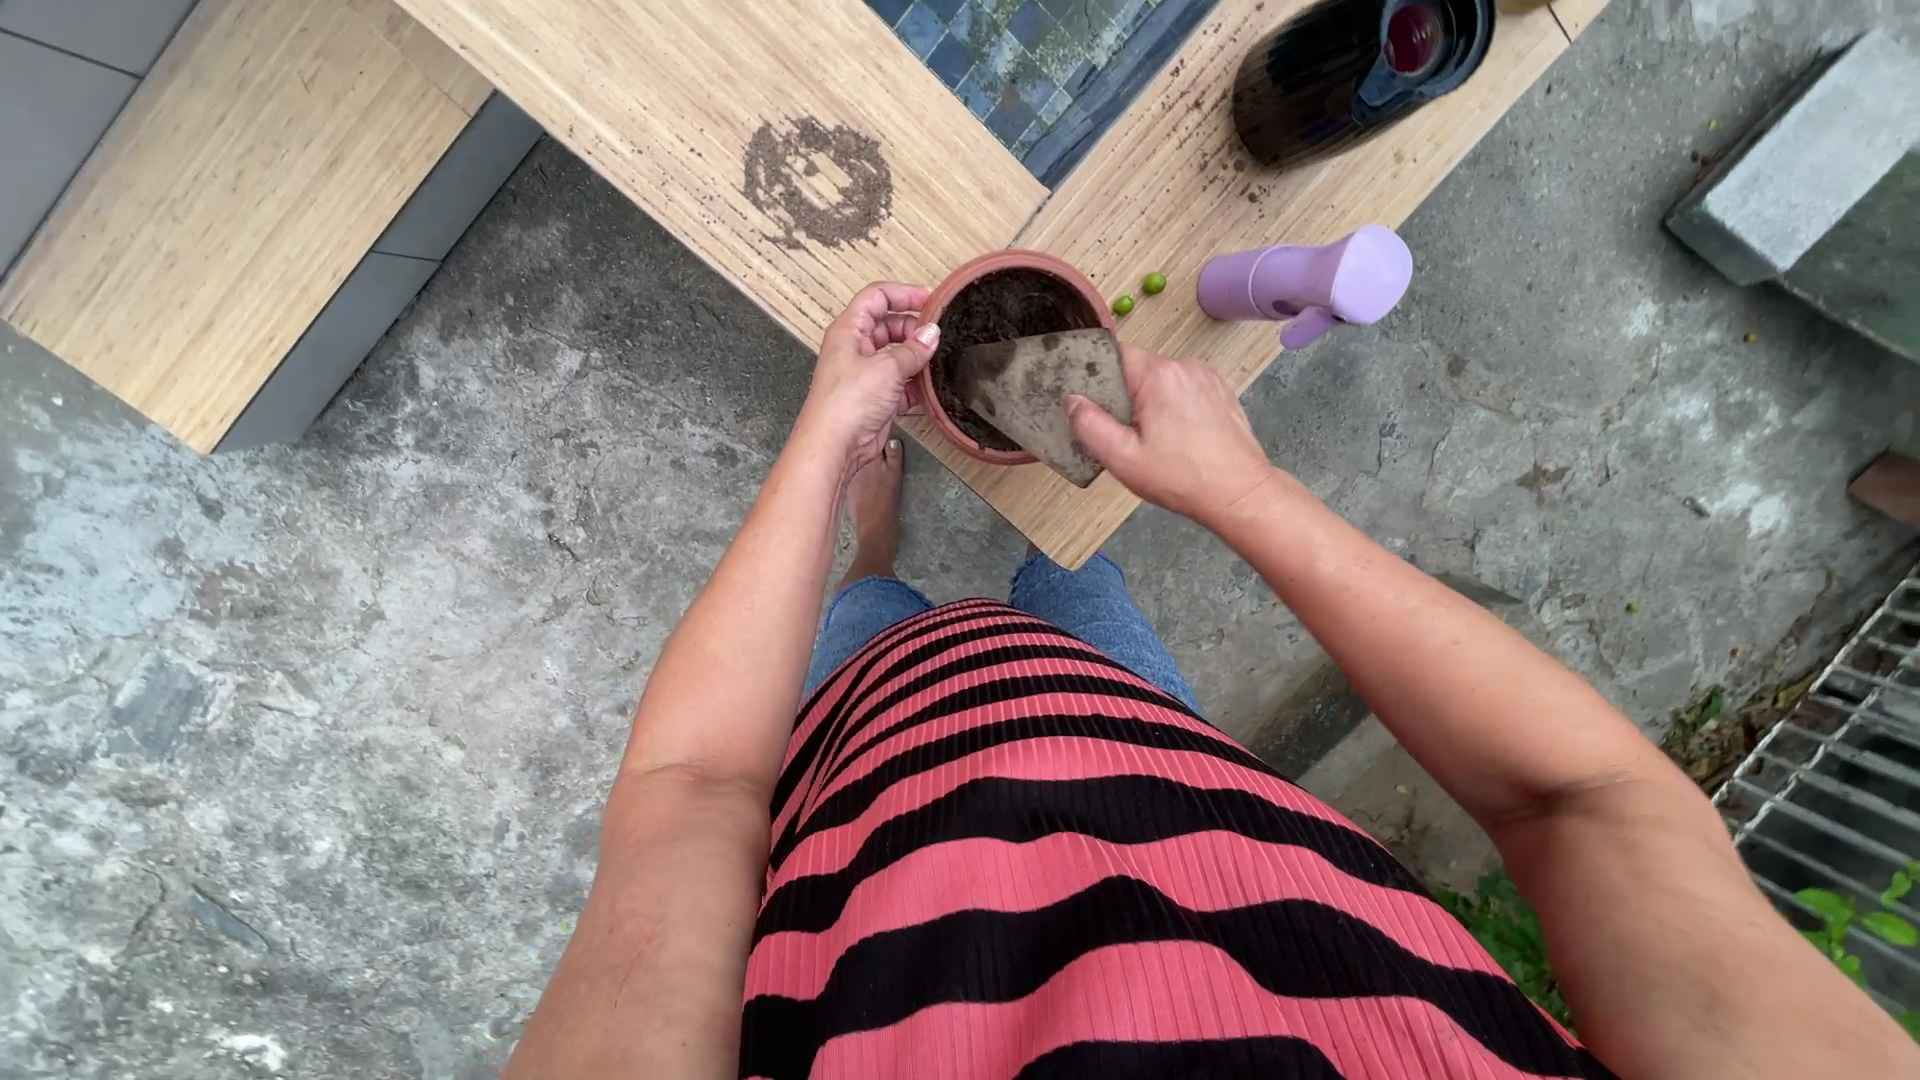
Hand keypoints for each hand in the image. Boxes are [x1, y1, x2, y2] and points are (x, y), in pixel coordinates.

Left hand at [792, 282, 939, 476]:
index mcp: (849, 330)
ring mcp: (865, 374)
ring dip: (917, 360)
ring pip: (897, 356)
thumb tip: (932, 334)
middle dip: (914, 331)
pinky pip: (901, 384)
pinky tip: (930, 390)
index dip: (904, 294)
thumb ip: (913, 349)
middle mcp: (855, 349)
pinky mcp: (875, 398)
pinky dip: (915, 386)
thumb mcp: (887, 368)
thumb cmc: (846, 403)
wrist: (835, 445)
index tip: (931, 300)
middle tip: (938, 338)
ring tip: (937, 363)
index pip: (877, 297)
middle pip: (890, 326)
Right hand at [1066, 345, 1275, 525]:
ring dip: (1148, 404)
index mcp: (1159, 375)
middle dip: (1123, 396)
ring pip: (1160, 382)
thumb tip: (1072, 401)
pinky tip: (1174, 439)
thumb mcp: (1122, 458)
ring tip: (1150, 440)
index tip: (1091, 400)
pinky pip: (1183, 391)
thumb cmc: (1183, 478)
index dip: (1097, 374)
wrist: (1239, 493)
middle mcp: (1185, 367)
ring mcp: (1206, 379)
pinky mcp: (1220, 393)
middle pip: (1137, 369)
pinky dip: (1172, 409)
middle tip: (1121, 433)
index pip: (1115, 353)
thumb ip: (1090, 425)